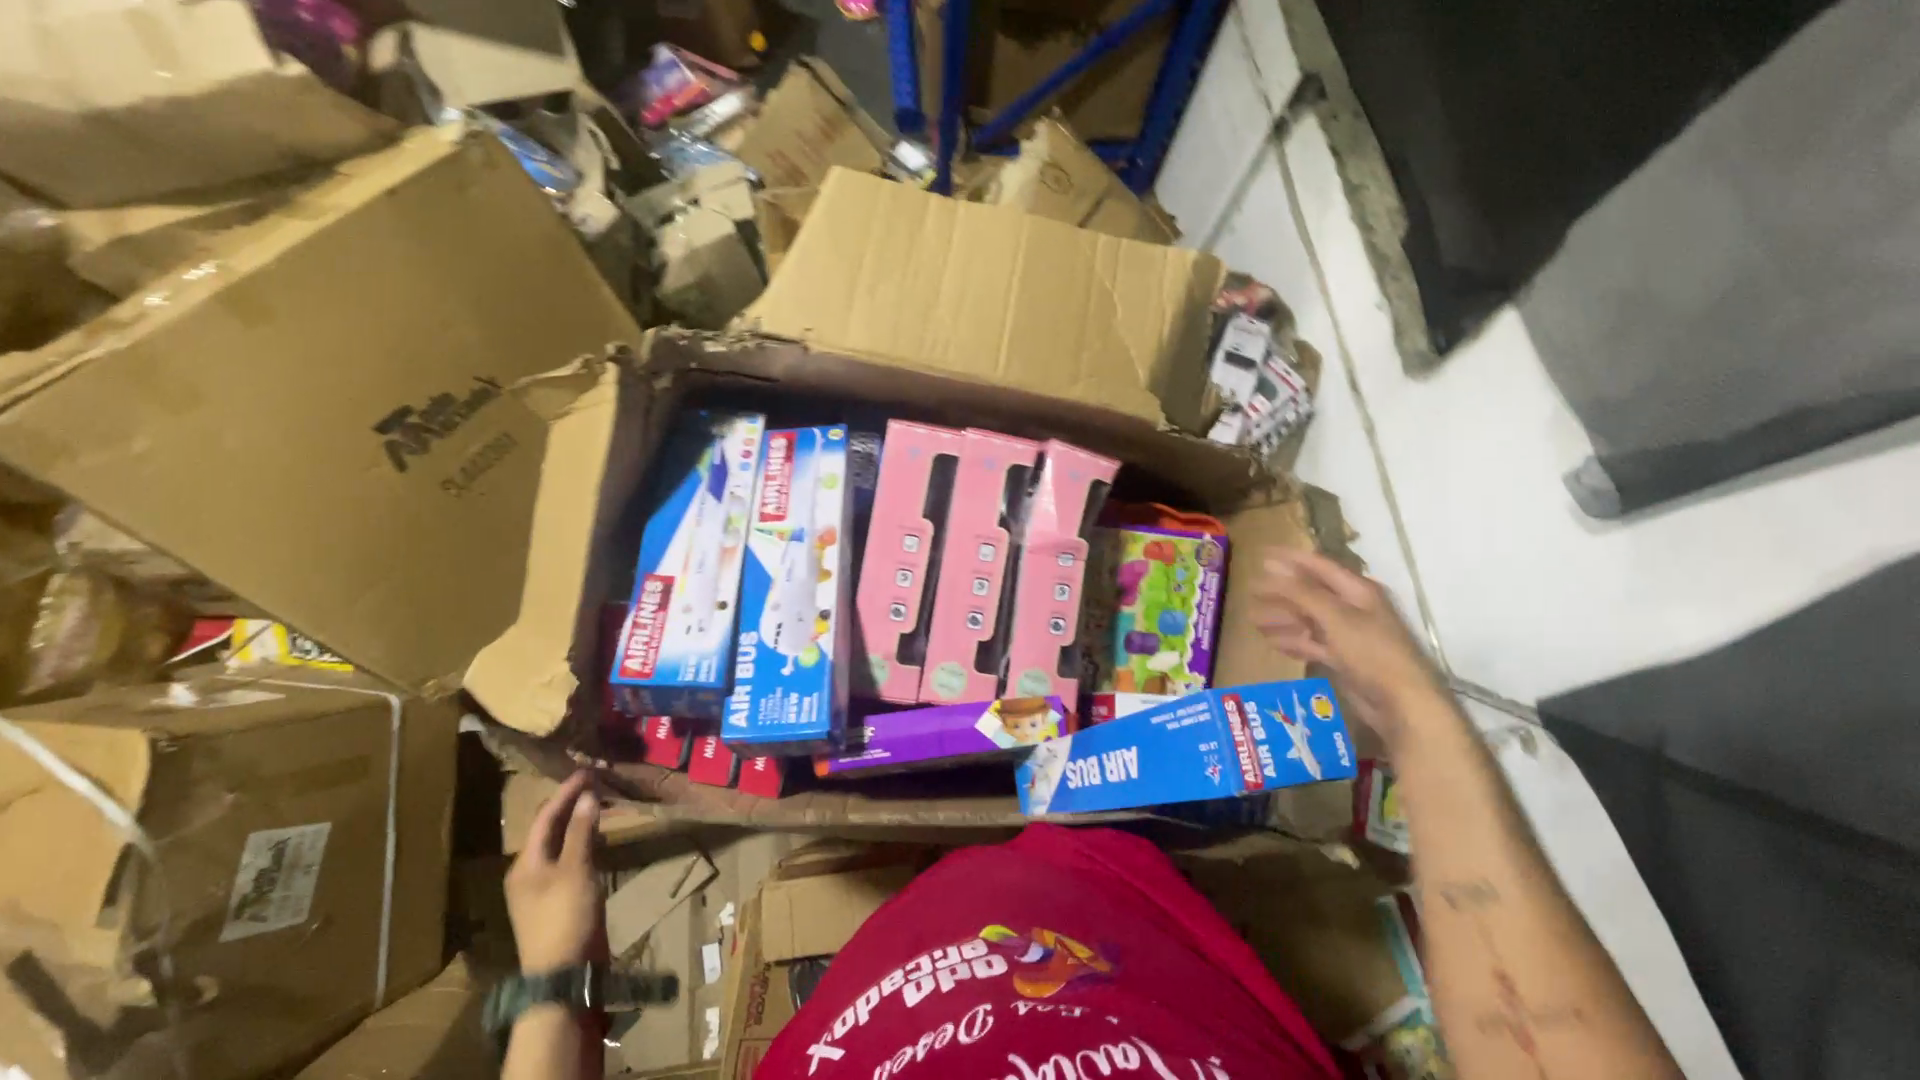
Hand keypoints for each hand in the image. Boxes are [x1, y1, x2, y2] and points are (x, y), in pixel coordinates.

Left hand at [506, 770, 604, 973]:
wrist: (563, 974)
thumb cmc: (565, 918)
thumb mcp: (575, 871)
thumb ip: (581, 833)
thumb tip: (587, 797)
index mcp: (524, 863)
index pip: (544, 817)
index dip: (566, 792)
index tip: (588, 771)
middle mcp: (528, 872)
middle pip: (549, 830)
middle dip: (571, 806)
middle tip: (596, 785)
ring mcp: (541, 889)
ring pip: (560, 846)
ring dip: (578, 825)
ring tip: (600, 806)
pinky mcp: (557, 902)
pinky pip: (569, 862)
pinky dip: (583, 845)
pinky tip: (598, 841)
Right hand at [1253, 550, 1449, 746]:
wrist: (1401, 702)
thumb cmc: (1371, 652)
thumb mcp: (1335, 617)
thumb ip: (1301, 592)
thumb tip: (1271, 568)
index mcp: (1357, 591)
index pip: (1319, 567)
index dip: (1290, 560)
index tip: (1261, 557)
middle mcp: (1353, 609)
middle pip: (1311, 594)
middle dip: (1281, 593)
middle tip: (1251, 593)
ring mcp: (1349, 635)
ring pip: (1310, 620)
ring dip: (1283, 619)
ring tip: (1254, 621)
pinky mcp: (1345, 659)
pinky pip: (1314, 643)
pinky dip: (1294, 642)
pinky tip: (1274, 643)